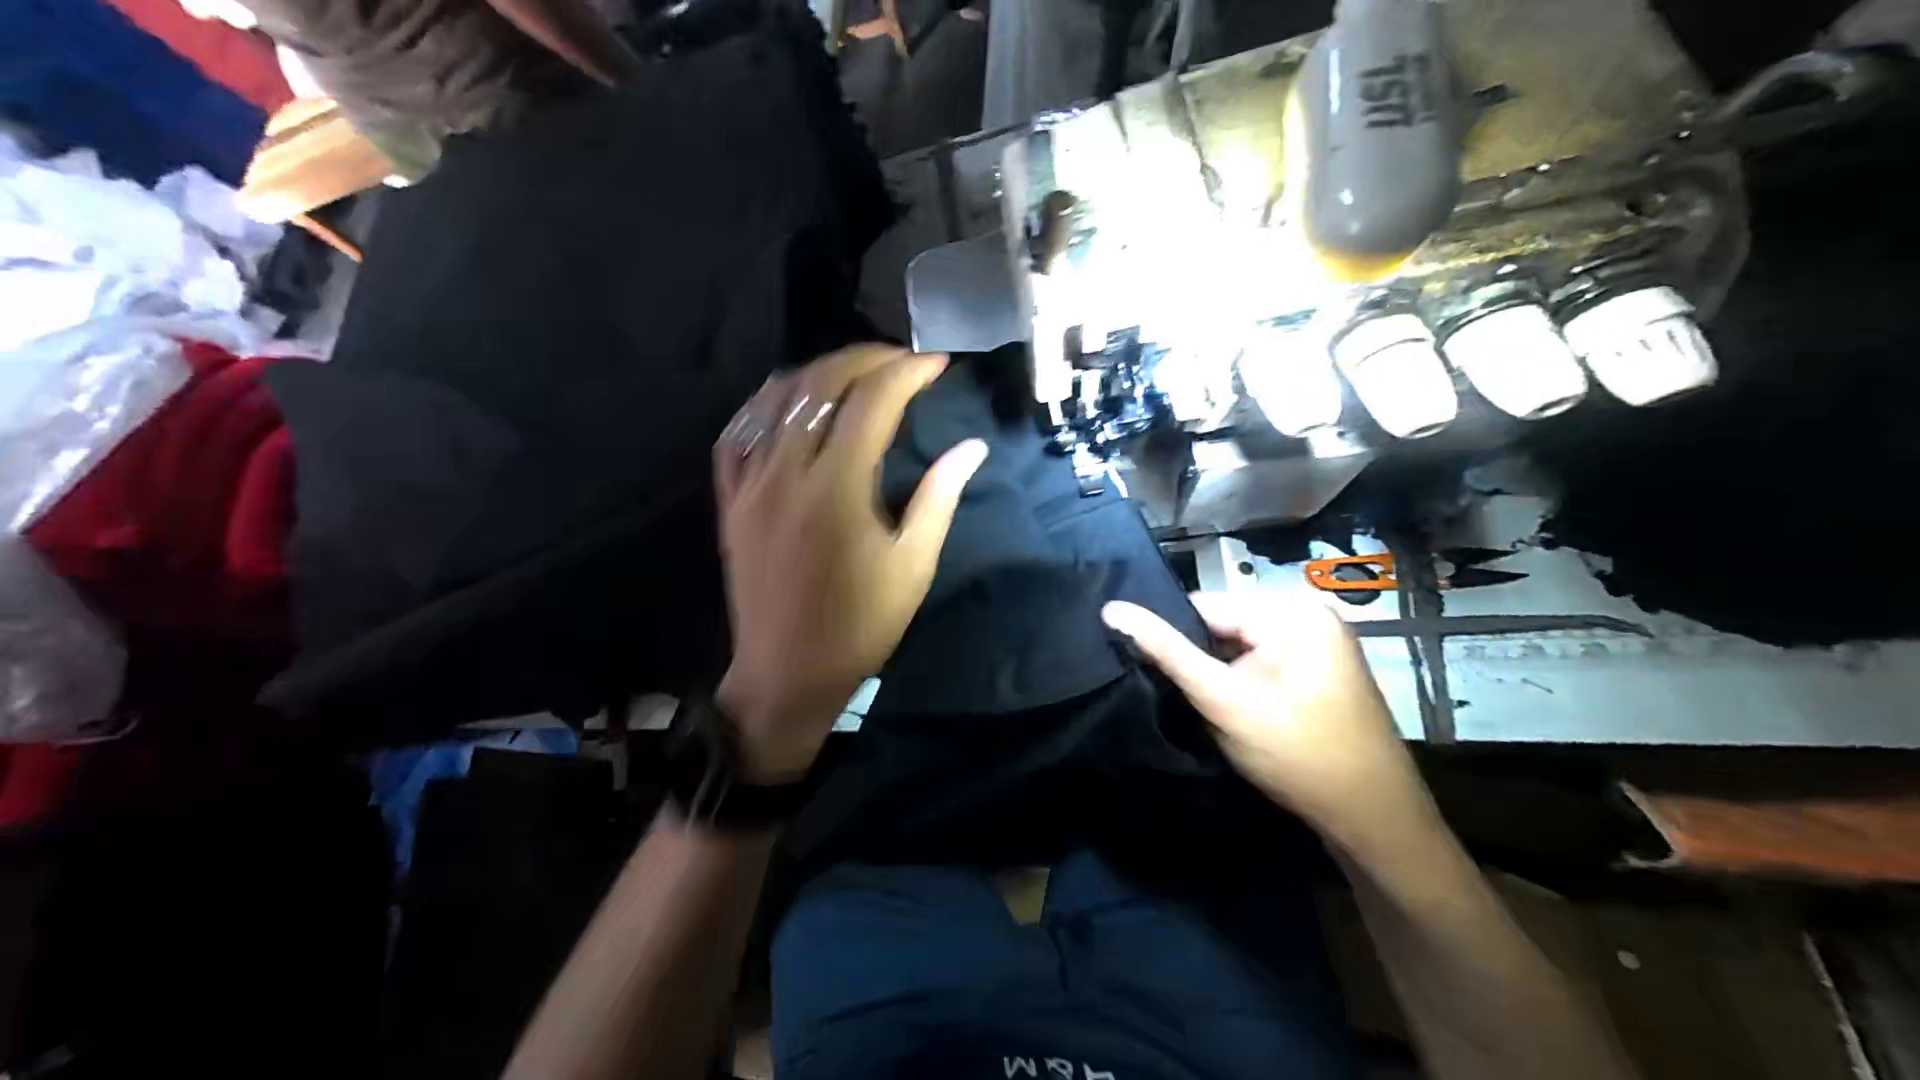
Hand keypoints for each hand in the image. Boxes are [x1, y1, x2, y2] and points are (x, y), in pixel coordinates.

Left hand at [714, 345, 988, 780]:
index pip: (872, 400)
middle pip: (821, 384)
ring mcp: (750, 484)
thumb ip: (939, 497)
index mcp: (836, 486)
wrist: (786, 674)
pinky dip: (766, 404)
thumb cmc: (859, 627)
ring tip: (855, 374)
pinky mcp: (730, 501)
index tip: (937, 364)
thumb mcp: (912, 565)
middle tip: (902, 361)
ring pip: (776, 399)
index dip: (908, 372)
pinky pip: (738, 433)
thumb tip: (971, 447)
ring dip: (818, 373)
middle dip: (866, 359)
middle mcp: (786, 471)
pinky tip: (788, 401)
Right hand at [1101, 592, 1426, 839]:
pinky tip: (1235, 713)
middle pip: (1225, 627)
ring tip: (1207, 709)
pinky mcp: (1322, 671)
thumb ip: (1166, 652)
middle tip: (1183, 700)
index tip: (1147, 673)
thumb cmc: (1296, 755)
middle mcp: (1310, 615)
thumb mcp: (1222, 701)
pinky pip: (1264, 664)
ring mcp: (1321, 644)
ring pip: (1241, 649)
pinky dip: (1243, 685)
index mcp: (1292, 610)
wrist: (1373, 820)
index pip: (1204, 607)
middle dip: (1200, 662)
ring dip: (1220, 676)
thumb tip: (1111, 609)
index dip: (1172, 638)